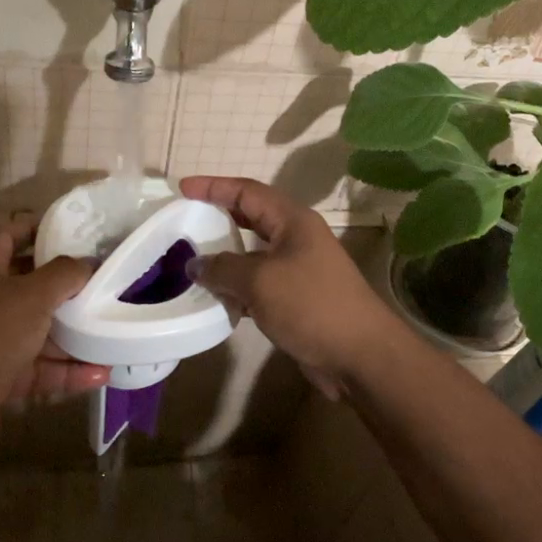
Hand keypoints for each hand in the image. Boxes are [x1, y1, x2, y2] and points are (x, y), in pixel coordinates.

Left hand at [0, 214, 105, 460]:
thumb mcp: (31, 296)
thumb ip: (65, 274)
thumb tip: (88, 262)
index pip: (9, 235)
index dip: (41, 229)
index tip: (79, 230)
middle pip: (28, 286)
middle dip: (66, 286)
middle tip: (106, 282)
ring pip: (36, 332)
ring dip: (72, 336)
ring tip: (112, 334)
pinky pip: (36, 369)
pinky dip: (64, 371)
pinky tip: (99, 374)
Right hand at [179, 176, 405, 397]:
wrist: (359, 354)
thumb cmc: (311, 305)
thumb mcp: (260, 281)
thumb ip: (224, 268)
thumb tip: (196, 265)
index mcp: (293, 221)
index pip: (247, 192)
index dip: (214, 187)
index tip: (182, 188)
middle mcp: (297, 238)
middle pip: (251, 218)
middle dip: (218, 218)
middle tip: (183, 222)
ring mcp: (299, 269)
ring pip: (253, 254)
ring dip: (224, 257)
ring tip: (190, 261)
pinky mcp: (297, 299)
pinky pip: (259, 284)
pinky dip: (236, 287)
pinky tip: (214, 299)